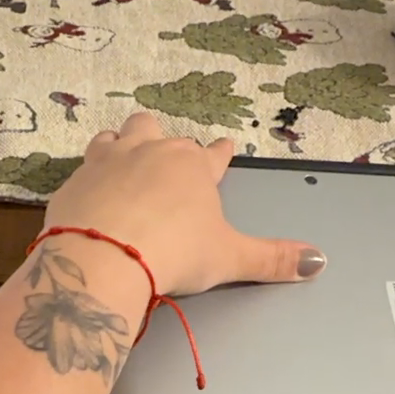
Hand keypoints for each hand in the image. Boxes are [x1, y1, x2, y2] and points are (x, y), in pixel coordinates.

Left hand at [43, 113, 324, 295]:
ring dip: (121, 143)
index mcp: (192, 167)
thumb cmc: (174, 252)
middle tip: (163, 150)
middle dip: (162, 139)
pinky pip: (81, 167)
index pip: (213, 155)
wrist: (106, 255)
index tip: (225, 148)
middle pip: (157, 131)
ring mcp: (108, 162)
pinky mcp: (74, 182)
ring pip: (116, 136)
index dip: (220, 154)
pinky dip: (88, 176)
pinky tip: (86, 187)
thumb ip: (271, 259)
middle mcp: (150, 152)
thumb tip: (320, 262)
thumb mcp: (229, 258)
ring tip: (121, 152)